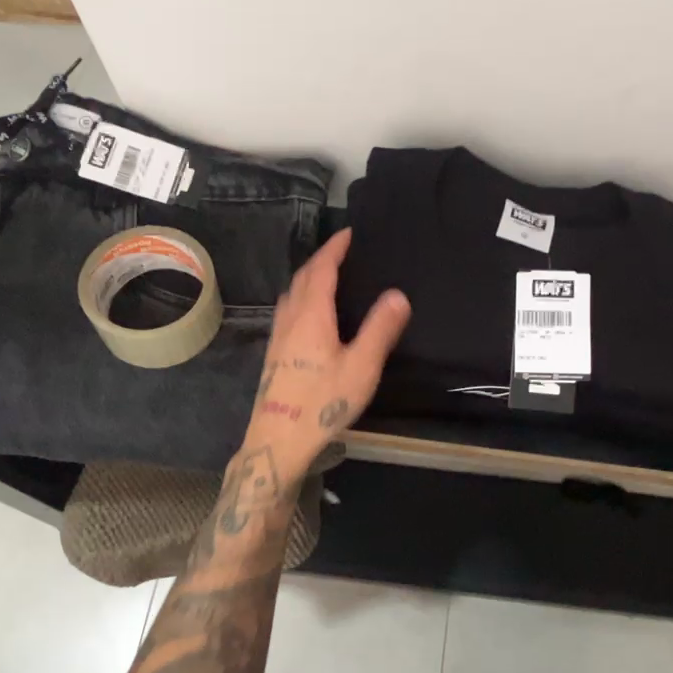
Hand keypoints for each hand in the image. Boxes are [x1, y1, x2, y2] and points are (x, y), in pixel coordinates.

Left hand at [244, 228, 410, 467]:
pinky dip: (301, 297)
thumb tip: (398, 294)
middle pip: (303, 278)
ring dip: (308, 278)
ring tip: (327, 276)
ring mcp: (278, 337)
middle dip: (321, 259)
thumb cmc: (322, 402)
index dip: (335, 249)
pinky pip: (288, 310)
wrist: (278, 439)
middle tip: (342, 250)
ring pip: (292, 294)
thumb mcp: (361, 367)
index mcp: (312, 315)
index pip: (322, 270)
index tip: (349, 233)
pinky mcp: (274, 354)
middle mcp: (291, 319)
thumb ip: (379, 329)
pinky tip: (309, 315)